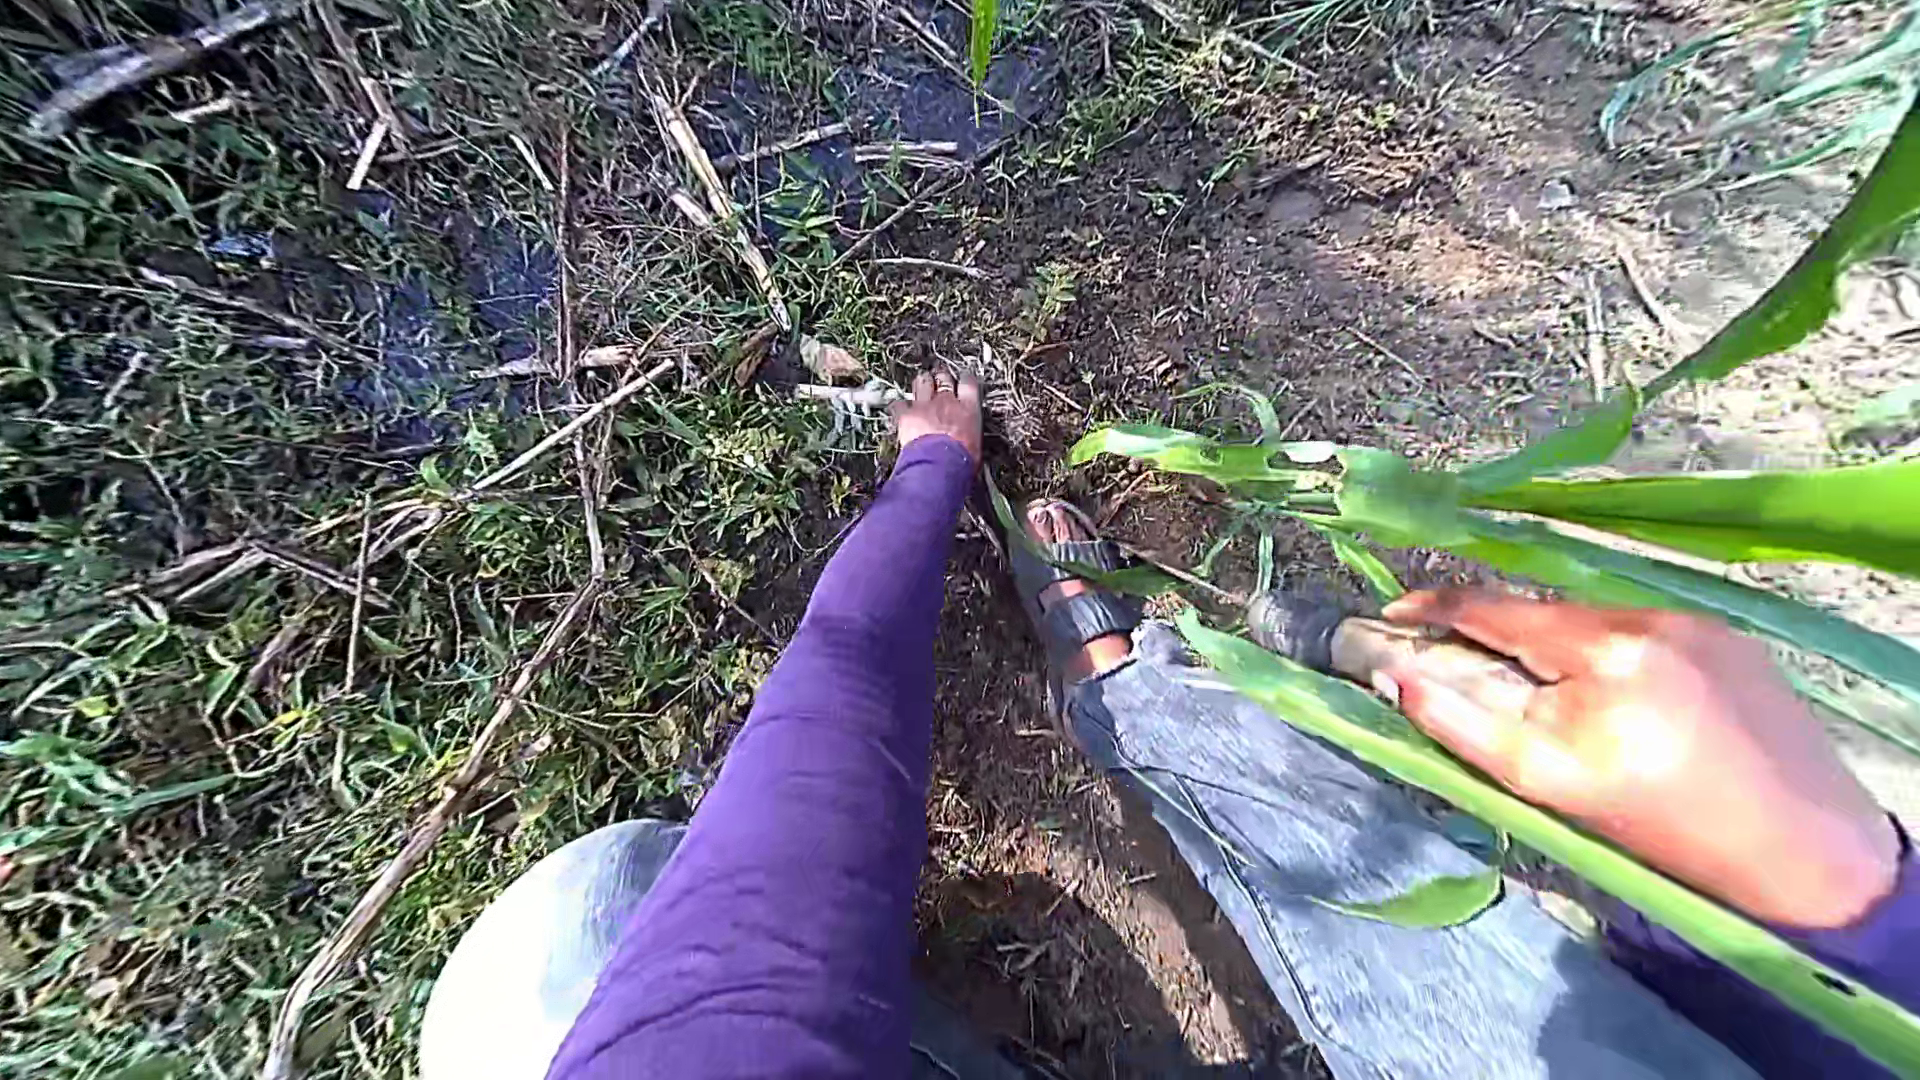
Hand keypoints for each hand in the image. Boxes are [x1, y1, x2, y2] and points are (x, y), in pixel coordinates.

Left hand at [889, 369, 981, 468]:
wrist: (940, 466)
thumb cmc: (960, 461)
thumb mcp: (975, 446)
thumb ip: (969, 434)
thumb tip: (968, 442)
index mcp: (968, 410)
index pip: (968, 384)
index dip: (964, 380)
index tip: (962, 382)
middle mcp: (946, 402)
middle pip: (943, 378)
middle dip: (940, 379)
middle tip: (939, 381)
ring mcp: (924, 406)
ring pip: (922, 382)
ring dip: (922, 383)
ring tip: (921, 385)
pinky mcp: (906, 415)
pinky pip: (899, 403)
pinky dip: (898, 405)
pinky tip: (898, 407)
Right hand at [1380, 589, 1899, 928]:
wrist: (1808, 860)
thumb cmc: (1652, 819)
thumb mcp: (1534, 777)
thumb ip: (1450, 721)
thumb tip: (1390, 674)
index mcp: (1604, 650)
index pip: (1495, 608)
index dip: (1434, 605)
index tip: (1393, 611)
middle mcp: (1650, 618)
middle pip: (1534, 608)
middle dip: (1484, 625)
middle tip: (1451, 650)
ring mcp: (1696, 622)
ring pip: (1577, 614)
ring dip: (1536, 635)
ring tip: (1525, 675)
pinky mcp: (1726, 635)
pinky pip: (1621, 625)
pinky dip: (1583, 643)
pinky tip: (1590, 682)